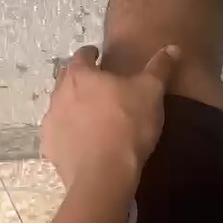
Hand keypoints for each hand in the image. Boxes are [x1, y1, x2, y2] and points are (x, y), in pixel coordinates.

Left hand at [40, 44, 177, 193]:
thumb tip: (172, 47)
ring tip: (92, 114)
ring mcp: (50, 122)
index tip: (101, 57)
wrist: (104, 175)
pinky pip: (57, 133)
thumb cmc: (128, 125)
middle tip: (99, 85)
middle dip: (80, 78)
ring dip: (72, 105)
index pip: (82, 55)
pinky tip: (82, 141)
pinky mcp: (49, 148)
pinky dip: (68, 132)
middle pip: (66, 78)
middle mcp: (59, 93)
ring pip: (60, 105)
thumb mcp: (151, 91)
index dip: (92, 54)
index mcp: (81, 75)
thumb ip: (160, 67)